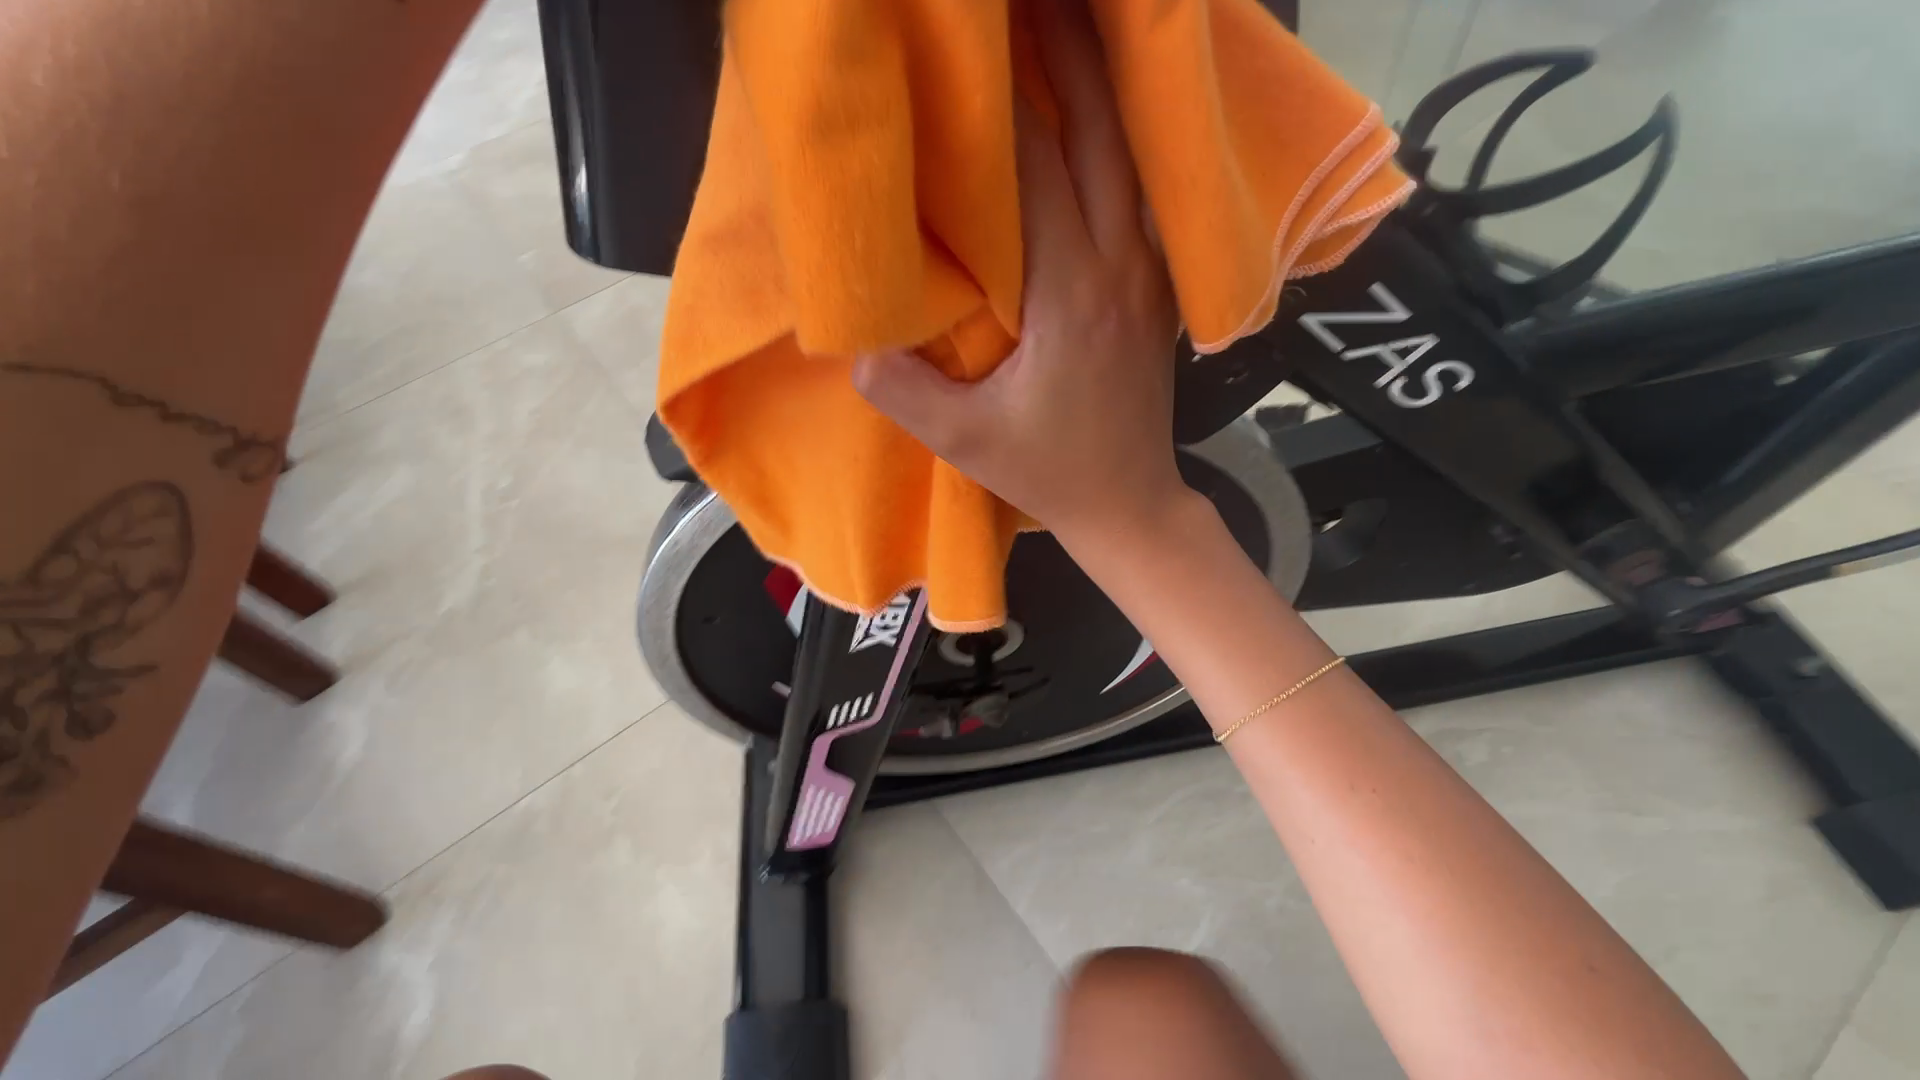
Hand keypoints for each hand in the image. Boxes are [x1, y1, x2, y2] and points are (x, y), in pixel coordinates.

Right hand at [851, 0, 1184, 543]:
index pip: (1035, 176)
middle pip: (1100, 136)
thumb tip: (853, 336)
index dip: (998, 109)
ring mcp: (1148, 272)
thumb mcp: (962, 442)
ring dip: (1099, 85)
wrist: (1129, 502)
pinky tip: (1099, 111)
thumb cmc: (1047, 472)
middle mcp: (1122, 268)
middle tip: (1032, 7)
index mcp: (1074, 297)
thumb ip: (901, 390)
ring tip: (1068, 29)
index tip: (964, 57)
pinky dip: (1121, 138)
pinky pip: (1143, 190)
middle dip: (1067, 56)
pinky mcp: (1156, 284)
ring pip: (1131, 155)